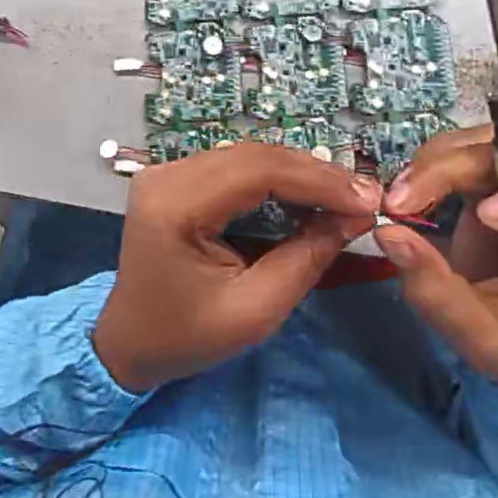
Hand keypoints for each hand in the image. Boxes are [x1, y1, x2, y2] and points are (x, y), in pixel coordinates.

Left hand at [94, 143, 381, 392]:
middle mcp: (164, 176)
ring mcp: (164, 173)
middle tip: (364, 198)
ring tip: (343, 196)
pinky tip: (305, 194)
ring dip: (297, 173)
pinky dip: (273, 178)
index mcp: (175, 206)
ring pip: (245, 156)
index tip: (368, 200)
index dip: (318, 181)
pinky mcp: (172, 180)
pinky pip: (232, 167)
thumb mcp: (255, 310)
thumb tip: (356, 216)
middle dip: (313, 174)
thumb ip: (306, 258)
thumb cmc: (185, 336)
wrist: (129, 341)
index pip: (257, 171)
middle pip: (252, 156)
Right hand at [374, 125, 497, 403]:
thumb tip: (390, 233)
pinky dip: (430, 163)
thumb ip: (442, 297)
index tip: (485, 217)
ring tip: (398, 201)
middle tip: (404, 202)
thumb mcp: (488, 343)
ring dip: (438, 162)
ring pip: (497, 140)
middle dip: (462, 168)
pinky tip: (407, 193)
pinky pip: (470, 147)